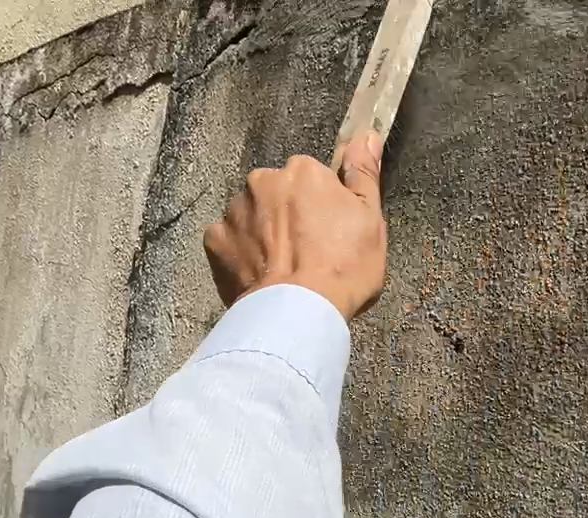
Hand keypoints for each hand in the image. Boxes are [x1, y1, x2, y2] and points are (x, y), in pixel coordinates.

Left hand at [203, 133, 387, 320]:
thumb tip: (367, 136)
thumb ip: (364, 175)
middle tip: (309, 257)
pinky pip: (229, 243)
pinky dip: (242, 257)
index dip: (324, 209)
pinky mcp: (216, 242)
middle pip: (278, 195)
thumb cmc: (343, 268)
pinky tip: (262, 278)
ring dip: (264, 236)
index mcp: (303, 172)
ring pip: (252, 217)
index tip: (332, 235)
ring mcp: (235, 210)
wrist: (300, 312)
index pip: (313, 180)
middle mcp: (263, 180)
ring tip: (285, 272)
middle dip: (289, 218)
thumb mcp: (371, 222)